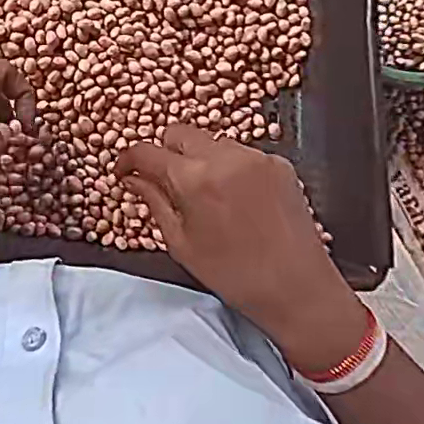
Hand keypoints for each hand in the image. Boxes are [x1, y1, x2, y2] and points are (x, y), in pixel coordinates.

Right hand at [115, 125, 365, 372]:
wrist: (299, 290)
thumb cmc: (234, 275)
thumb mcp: (181, 242)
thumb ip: (153, 201)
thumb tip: (132, 179)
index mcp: (194, 179)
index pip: (147, 151)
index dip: (128, 159)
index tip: (124, 171)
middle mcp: (225, 157)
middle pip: (178, 133)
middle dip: (163, 152)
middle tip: (160, 179)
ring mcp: (256, 157)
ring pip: (210, 141)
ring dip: (196, 158)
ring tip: (200, 192)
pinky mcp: (279, 165)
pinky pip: (240, 153)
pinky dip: (227, 166)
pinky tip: (232, 197)